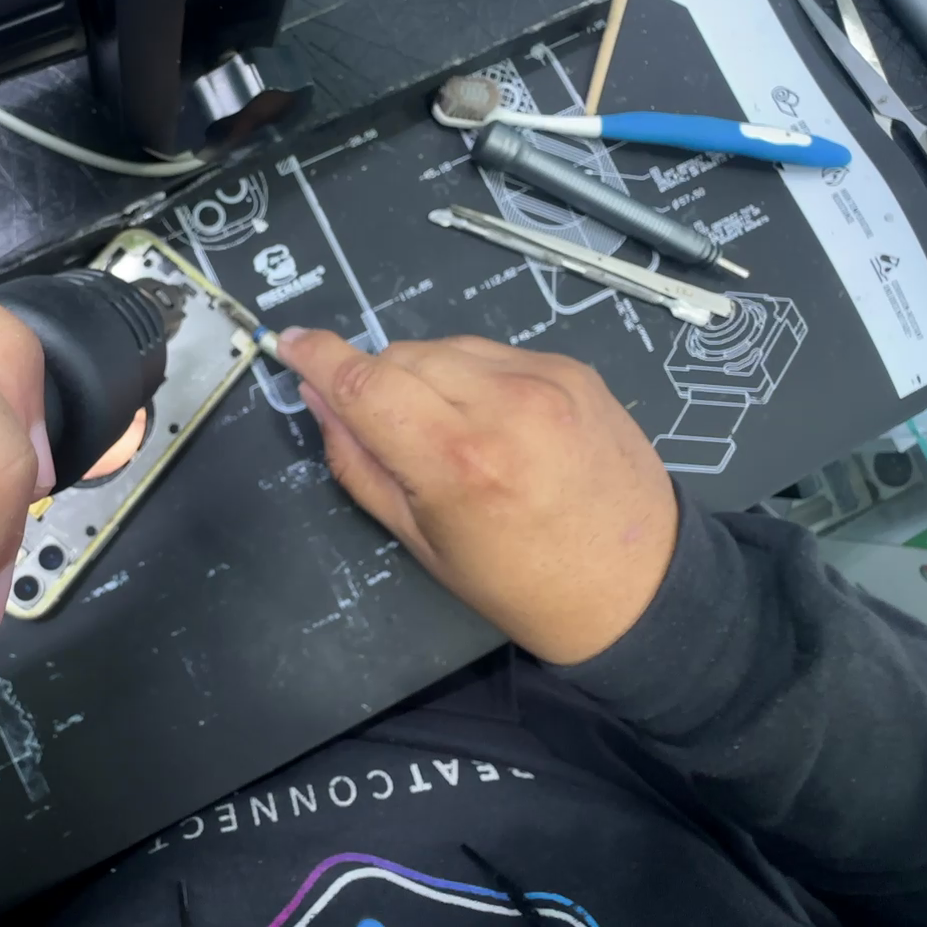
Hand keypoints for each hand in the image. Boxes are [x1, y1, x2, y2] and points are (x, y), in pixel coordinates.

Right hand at [277, 329, 677, 665]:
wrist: (638, 586)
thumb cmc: (514, 582)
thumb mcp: (417, 539)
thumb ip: (357, 461)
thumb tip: (318, 396)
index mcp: (456, 460)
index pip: (363, 384)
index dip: (316, 356)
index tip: (287, 341)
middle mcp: (500, 404)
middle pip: (397, 356)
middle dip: (374, 380)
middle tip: (389, 428)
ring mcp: (543, 378)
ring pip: (440, 346)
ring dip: (420, 374)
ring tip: (447, 425)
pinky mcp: (570, 366)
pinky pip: (487, 351)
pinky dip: (467, 374)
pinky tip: (490, 416)